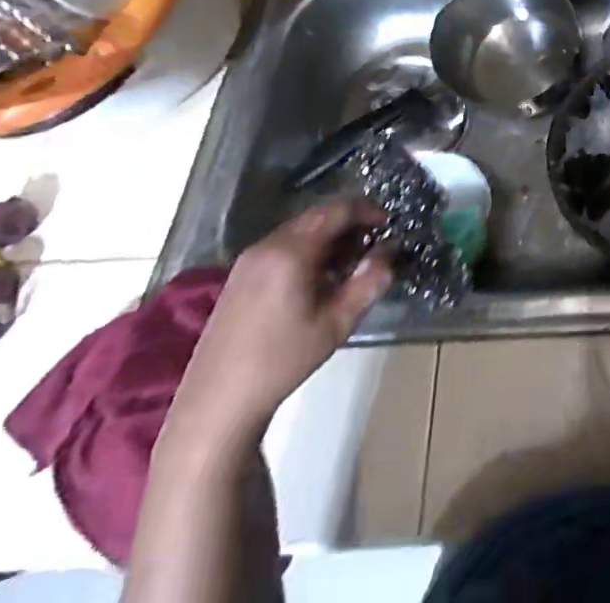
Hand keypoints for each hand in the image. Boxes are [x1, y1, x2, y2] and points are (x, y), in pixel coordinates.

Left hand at [171, 200, 390, 439]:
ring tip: (353, 262)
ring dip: (329, 237)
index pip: (336, 211)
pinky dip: (309, 249)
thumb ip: (370, 281)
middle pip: (316, 216)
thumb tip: (389, 253)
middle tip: (375, 243)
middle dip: (350, 224)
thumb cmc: (284, 359)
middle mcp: (267, 246)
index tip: (389, 225)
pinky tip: (321, 278)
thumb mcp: (339, 322)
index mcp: (291, 252)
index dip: (367, 211)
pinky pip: (283, 247)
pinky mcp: (240, 276)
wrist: (220, 398)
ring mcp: (248, 260)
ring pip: (299, 231)